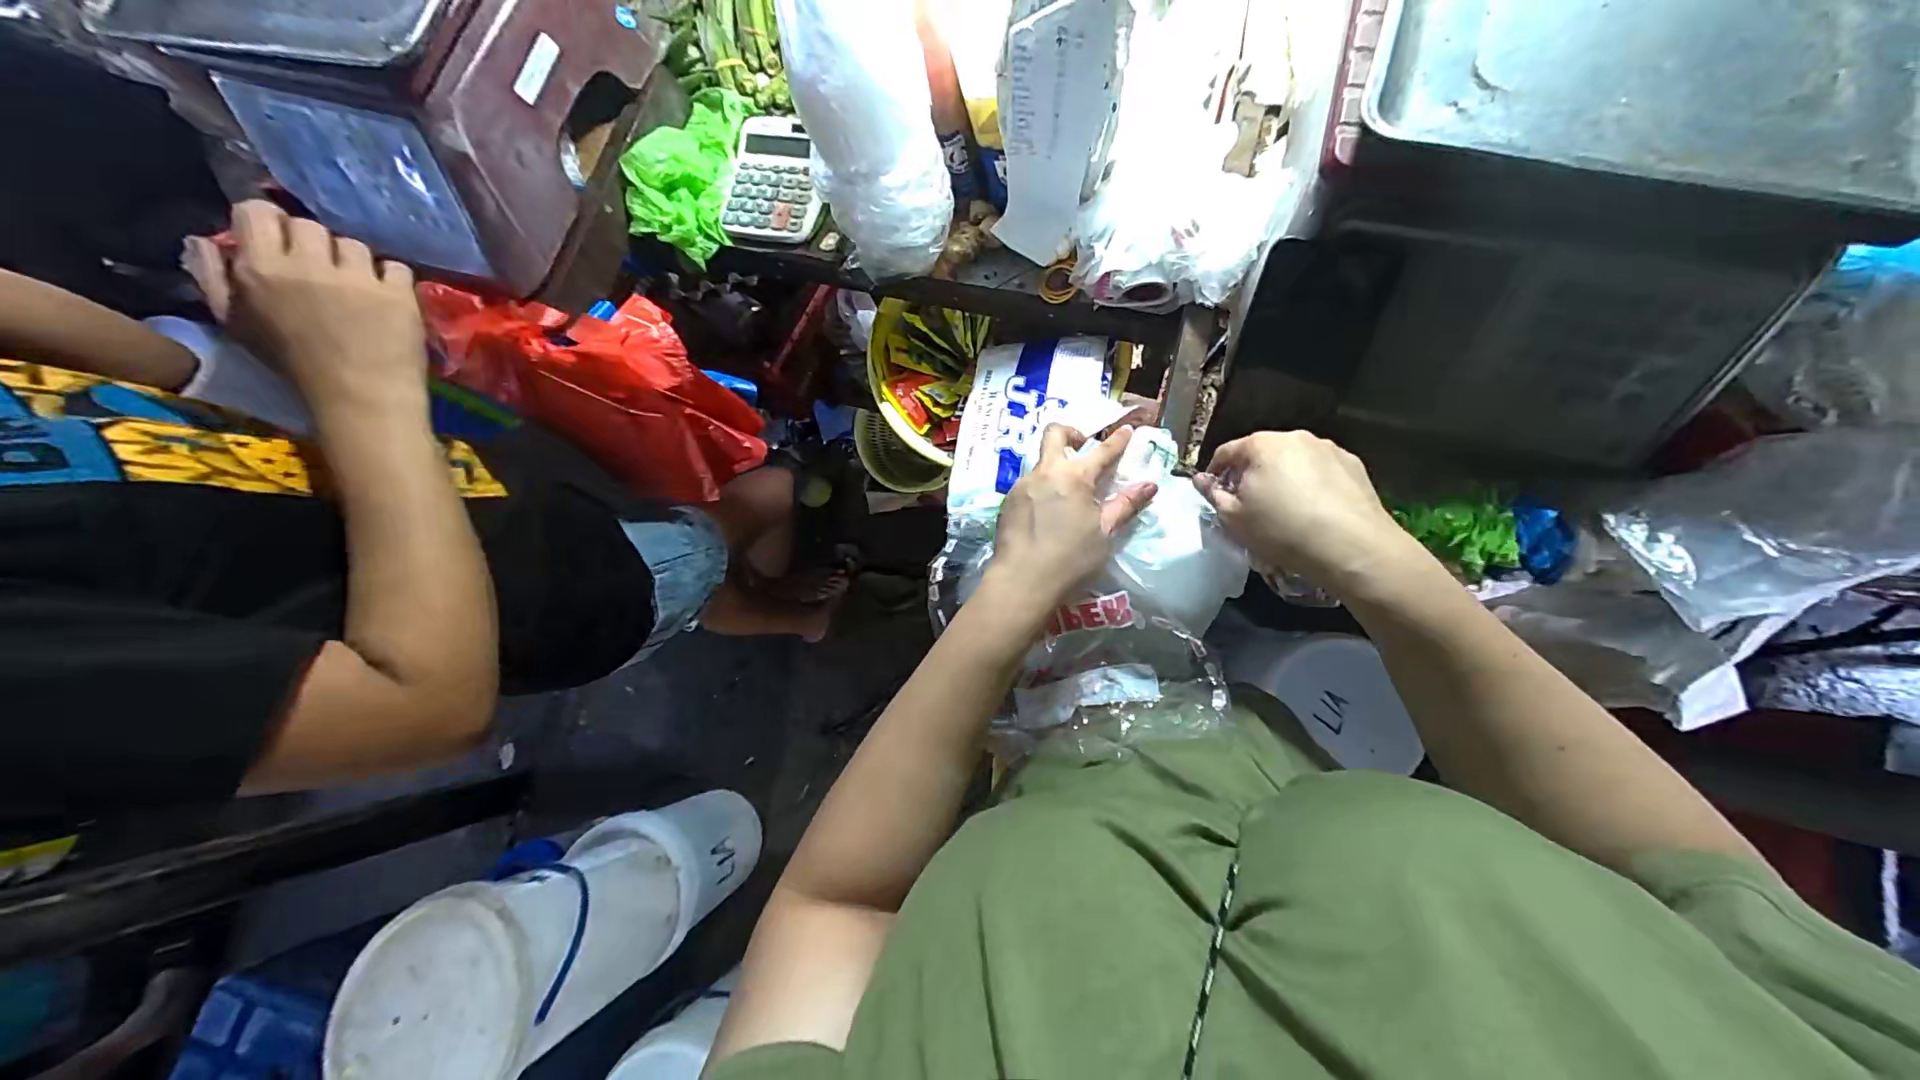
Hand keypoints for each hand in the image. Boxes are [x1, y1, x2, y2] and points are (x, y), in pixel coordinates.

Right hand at [211, 201, 427, 414]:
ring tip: (357, 290)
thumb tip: (202, 239)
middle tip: (323, 272)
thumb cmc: (296, 365)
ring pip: (354, 244)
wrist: (362, 397)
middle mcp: (308, 265)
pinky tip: (388, 300)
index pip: (258, 211)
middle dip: (315, 244)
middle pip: (310, 225)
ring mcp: (358, 279)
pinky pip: (396, 267)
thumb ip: (213, 276)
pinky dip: (393, 280)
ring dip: (355, 263)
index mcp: (260, 268)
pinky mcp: (399, 295)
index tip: (283, 242)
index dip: (270, 222)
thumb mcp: (236, 323)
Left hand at [982, 424, 1157, 620]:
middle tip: (1082, 446)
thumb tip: (1149, 485)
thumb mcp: (1104, 533)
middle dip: (1071, 433)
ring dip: (1055, 468)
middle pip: (1055, 434)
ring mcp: (1022, 485)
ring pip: (1040, 463)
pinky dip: (1041, 490)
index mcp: (1074, 477)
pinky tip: (1046, 515)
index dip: (1117, 440)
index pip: (1102, 451)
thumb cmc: (1070, 559)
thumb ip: (1125, 506)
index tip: (1126, 430)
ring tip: (1065, 494)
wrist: (1022, 580)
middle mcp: (1045, 472)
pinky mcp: (1007, 502)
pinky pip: (1028, 486)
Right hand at [1195, 431, 1428, 600]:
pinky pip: (1320, 470)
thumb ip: (1212, 495)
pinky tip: (1313, 510)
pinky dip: (1310, 483)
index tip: (1216, 493)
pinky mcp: (1354, 465)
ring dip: (1283, 477)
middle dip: (1251, 473)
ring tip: (1284, 508)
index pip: (1226, 452)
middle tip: (1248, 503)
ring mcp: (1328, 449)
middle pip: (1262, 452)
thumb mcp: (1233, 518)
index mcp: (1261, 445)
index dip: (1215, 472)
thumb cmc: (1281, 530)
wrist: (1351, 546)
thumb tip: (1199, 479)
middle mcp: (1295, 438)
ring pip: (1293, 460)